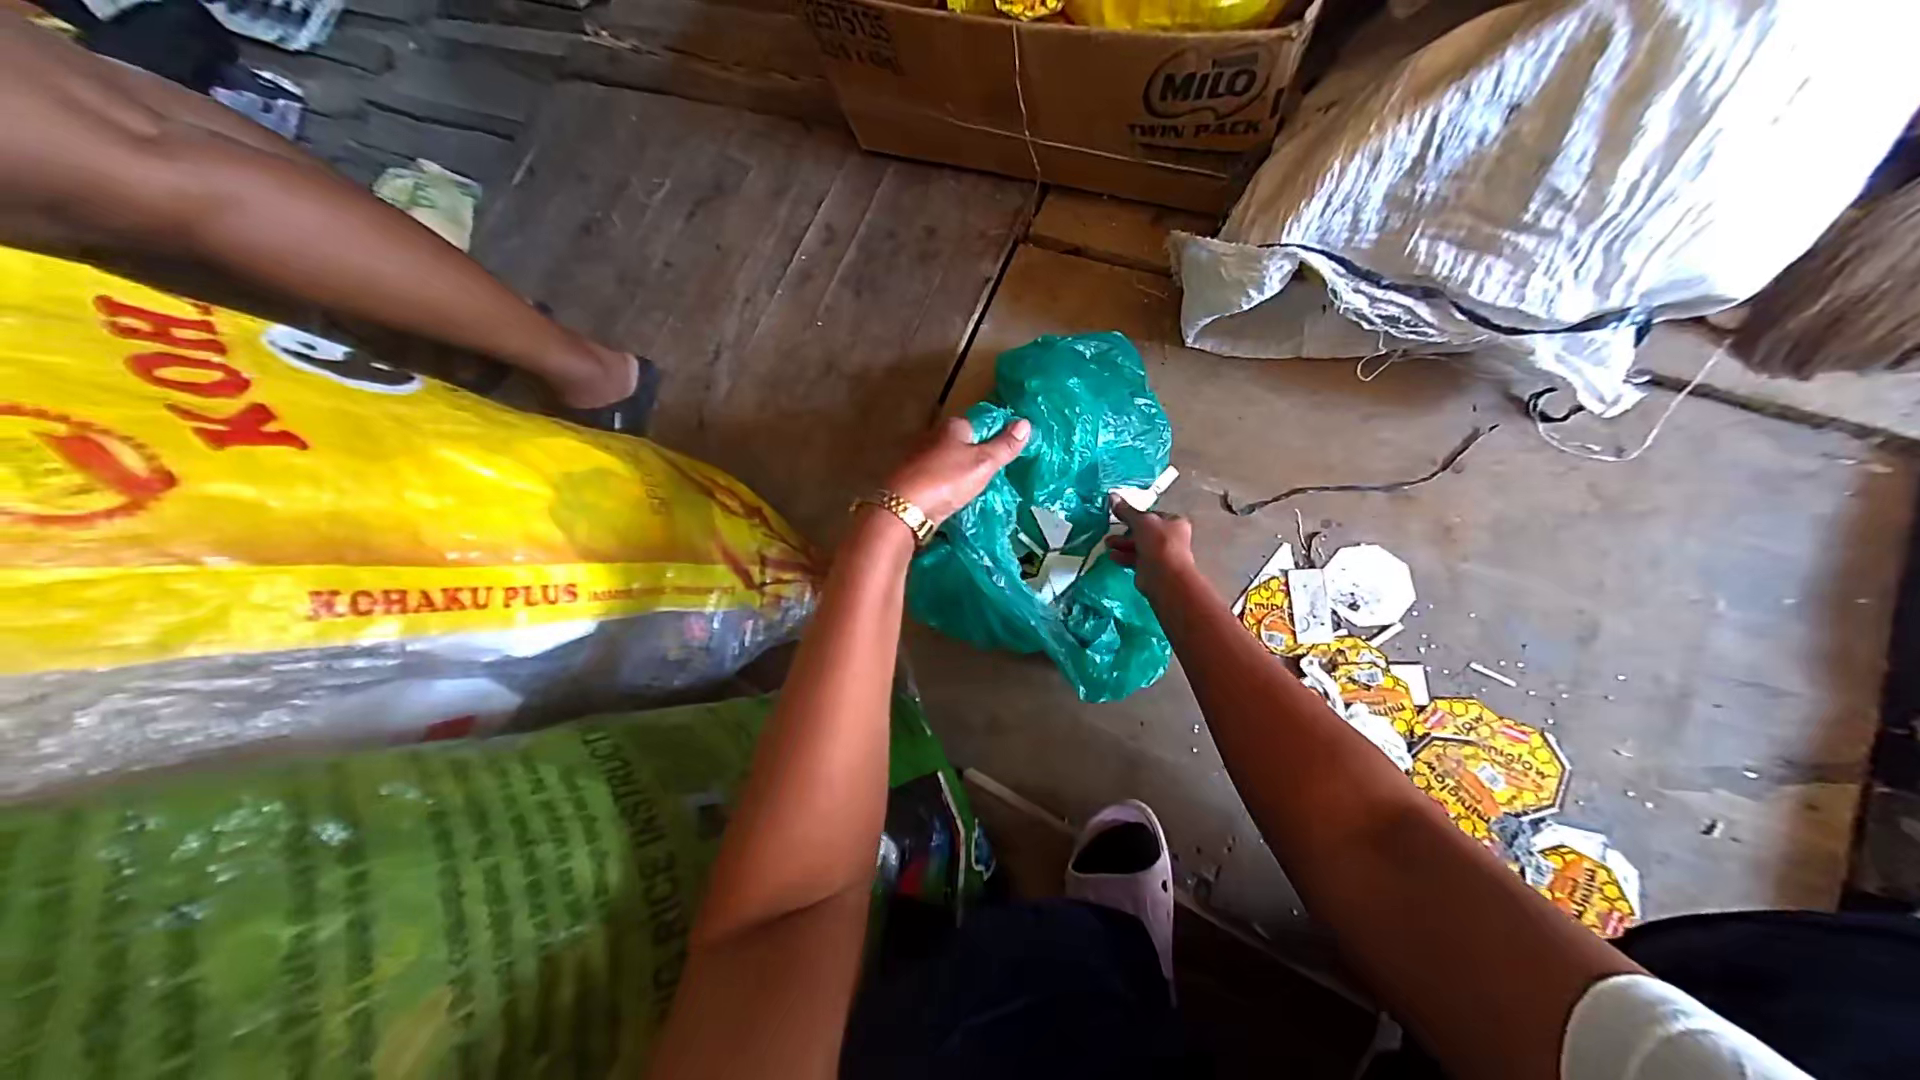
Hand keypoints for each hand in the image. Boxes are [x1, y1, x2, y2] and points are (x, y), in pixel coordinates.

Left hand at [884, 415, 1030, 525]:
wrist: (904, 508)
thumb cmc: (947, 480)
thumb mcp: (983, 463)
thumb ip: (1004, 445)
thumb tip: (1026, 422)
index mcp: (952, 427)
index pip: (978, 425)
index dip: (992, 438)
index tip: (1003, 455)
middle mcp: (932, 437)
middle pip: (960, 444)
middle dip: (973, 456)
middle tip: (990, 476)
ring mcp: (918, 459)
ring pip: (946, 462)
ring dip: (957, 474)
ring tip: (972, 491)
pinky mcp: (910, 480)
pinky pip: (934, 480)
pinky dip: (943, 487)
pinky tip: (950, 499)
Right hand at [1108, 496, 1195, 596]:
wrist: (1164, 575)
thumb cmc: (1158, 542)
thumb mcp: (1141, 521)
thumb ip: (1126, 511)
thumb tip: (1112, 496)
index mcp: (1173, 522)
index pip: (1152, 515)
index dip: (1135, 515)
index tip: (1120, 516)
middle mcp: (1169, 538)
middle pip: (1143, 531)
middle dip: (1125, 532)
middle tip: (1111, 533)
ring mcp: (1161, 554)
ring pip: (1138, 546)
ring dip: (1122, 544)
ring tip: (1108, 544)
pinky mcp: (1151, 568)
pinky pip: (1135, 559)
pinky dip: (1124, 556)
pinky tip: (1112, 556)